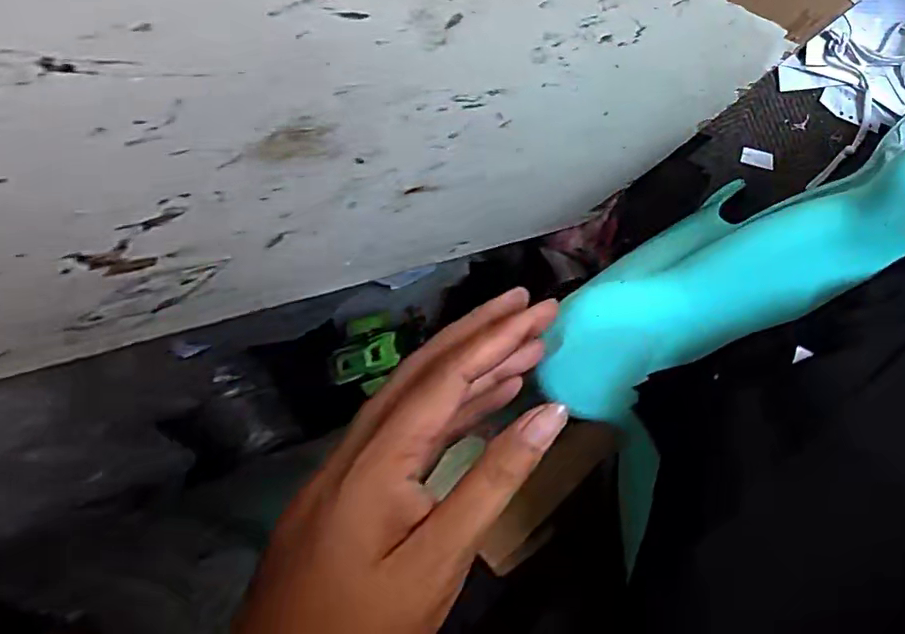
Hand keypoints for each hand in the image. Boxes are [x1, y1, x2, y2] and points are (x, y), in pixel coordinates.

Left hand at [234, 288, 566, 633]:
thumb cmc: (366, 624)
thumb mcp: (440, 557)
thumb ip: (497, 478)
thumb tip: (555, 411)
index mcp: (371, 464)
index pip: (442, 379)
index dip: (496, 338)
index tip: (542, 309)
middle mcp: (353, 455)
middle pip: (420, 372)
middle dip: (478, 330)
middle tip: (530, 302)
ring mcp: (349, 475)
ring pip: (416, 397)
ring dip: (474, 365)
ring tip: (528, 344)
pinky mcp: (354, 494)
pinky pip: (413, 429)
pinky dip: (458, 403)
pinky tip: (495, 395)